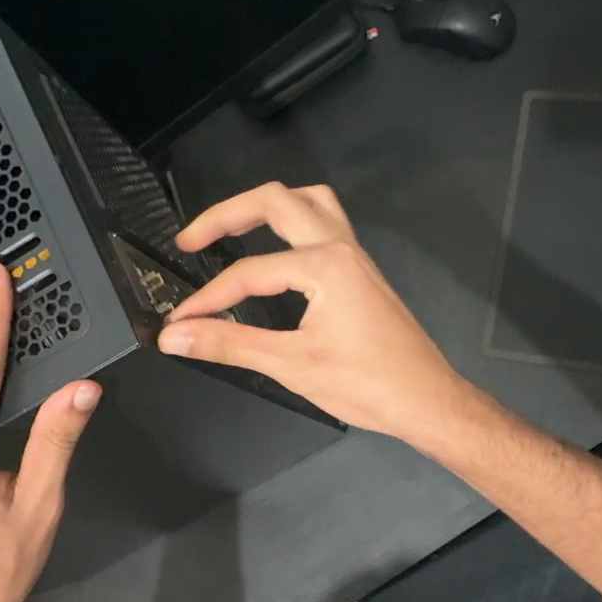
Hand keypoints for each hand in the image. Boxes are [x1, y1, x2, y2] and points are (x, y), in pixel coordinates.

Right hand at [156, 183, 474, 442]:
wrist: (427, 399)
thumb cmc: (366, 385)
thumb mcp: (292, 365)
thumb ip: (230, 344)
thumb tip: (174, 335)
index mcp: (324, 265)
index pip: (249, 273)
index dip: (208, 297)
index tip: (179, 320)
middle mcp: (341, 247)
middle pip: (276, 201)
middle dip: (227, 214)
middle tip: (190, 240)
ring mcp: (356, 256)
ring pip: (310, 203)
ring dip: (269, 206)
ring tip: (234, 229)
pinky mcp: (363, 272)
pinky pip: (326, 225)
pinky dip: (294, 224)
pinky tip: (278, 253)